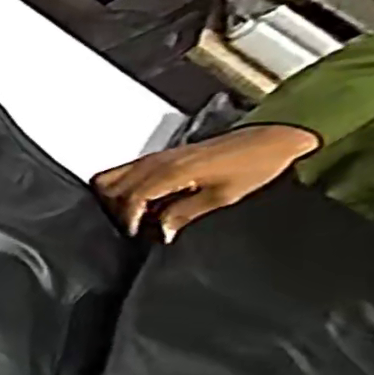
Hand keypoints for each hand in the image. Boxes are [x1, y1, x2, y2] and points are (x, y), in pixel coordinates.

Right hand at [92, 124, 319, 241]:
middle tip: (134, 226)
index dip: (128, 219)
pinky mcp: (152, 158)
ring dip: (112, 198)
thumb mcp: (224, 196)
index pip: (131, 198)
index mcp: (169, 172)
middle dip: (116, 210)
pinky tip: (139, 200)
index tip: (134, 234)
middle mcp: (152, 163)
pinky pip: (118, 173)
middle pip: (109, 188)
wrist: (266, 140)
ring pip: (106, 179)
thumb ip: (185, 213)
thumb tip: (161, 231)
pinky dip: (119, 189)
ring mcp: (149, 158)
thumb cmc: (252, 166)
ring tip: (132, 213)